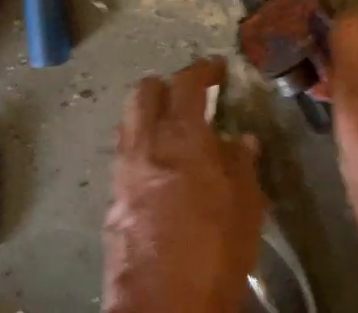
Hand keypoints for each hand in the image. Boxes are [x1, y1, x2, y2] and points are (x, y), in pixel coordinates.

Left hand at [103, 57, 265, 312]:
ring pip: (129, 121)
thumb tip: (241, 140)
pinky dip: (142, 149)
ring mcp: (123, 171)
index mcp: (181, 136)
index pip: (186, 81)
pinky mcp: (112, 200)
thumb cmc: (215, 250)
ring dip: (150, 116)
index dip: (203, 69)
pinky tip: (162, 169)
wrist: (164, 307)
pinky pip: (125, 156)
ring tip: (175, 132)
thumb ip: (241, 163)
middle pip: (144, 91)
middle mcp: (145, 143)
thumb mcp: (246, 204)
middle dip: (167, 86)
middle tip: (190, 97)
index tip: (216, 69)